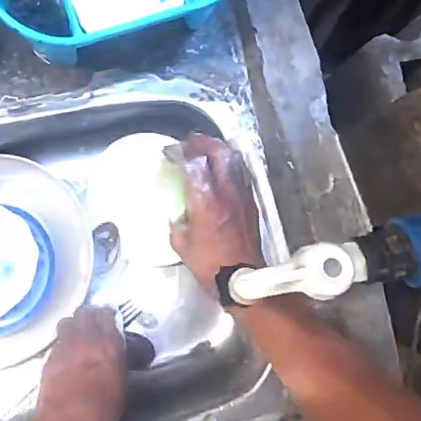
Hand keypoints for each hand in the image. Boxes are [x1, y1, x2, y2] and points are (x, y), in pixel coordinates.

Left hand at [30, 306, 125, 420]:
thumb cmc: (100, 414)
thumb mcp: (121, 387)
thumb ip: (117, 361)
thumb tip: (115, 353)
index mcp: (108, 345)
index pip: (107, 315)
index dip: (108, 316)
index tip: (109, 321)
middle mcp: (85, 340)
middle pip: (85, 312)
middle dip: (90, 315)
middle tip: (94, 325)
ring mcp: (64, 346)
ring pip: (67, 321)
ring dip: (74, 324)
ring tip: (77, 335)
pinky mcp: (49, 357)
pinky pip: (57, 340)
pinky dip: (63, 342)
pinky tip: (66, 355)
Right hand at [169, 133, 263, 284]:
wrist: (242, 279)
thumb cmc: (210, 264)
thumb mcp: (182, 244)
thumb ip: (177, 223)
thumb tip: (177, 214)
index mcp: (205, 201)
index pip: (193, 163)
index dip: (180, 152)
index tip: (170, 152)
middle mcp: (226, 192)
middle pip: (218, 152)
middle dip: (202, 142)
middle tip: (190, 141)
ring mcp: (241, 195)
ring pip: (234, 160)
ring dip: (218, 149)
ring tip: (206, 148)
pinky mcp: (251, 202)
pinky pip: (241, 174)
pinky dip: (229, 164)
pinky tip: (222, 168)